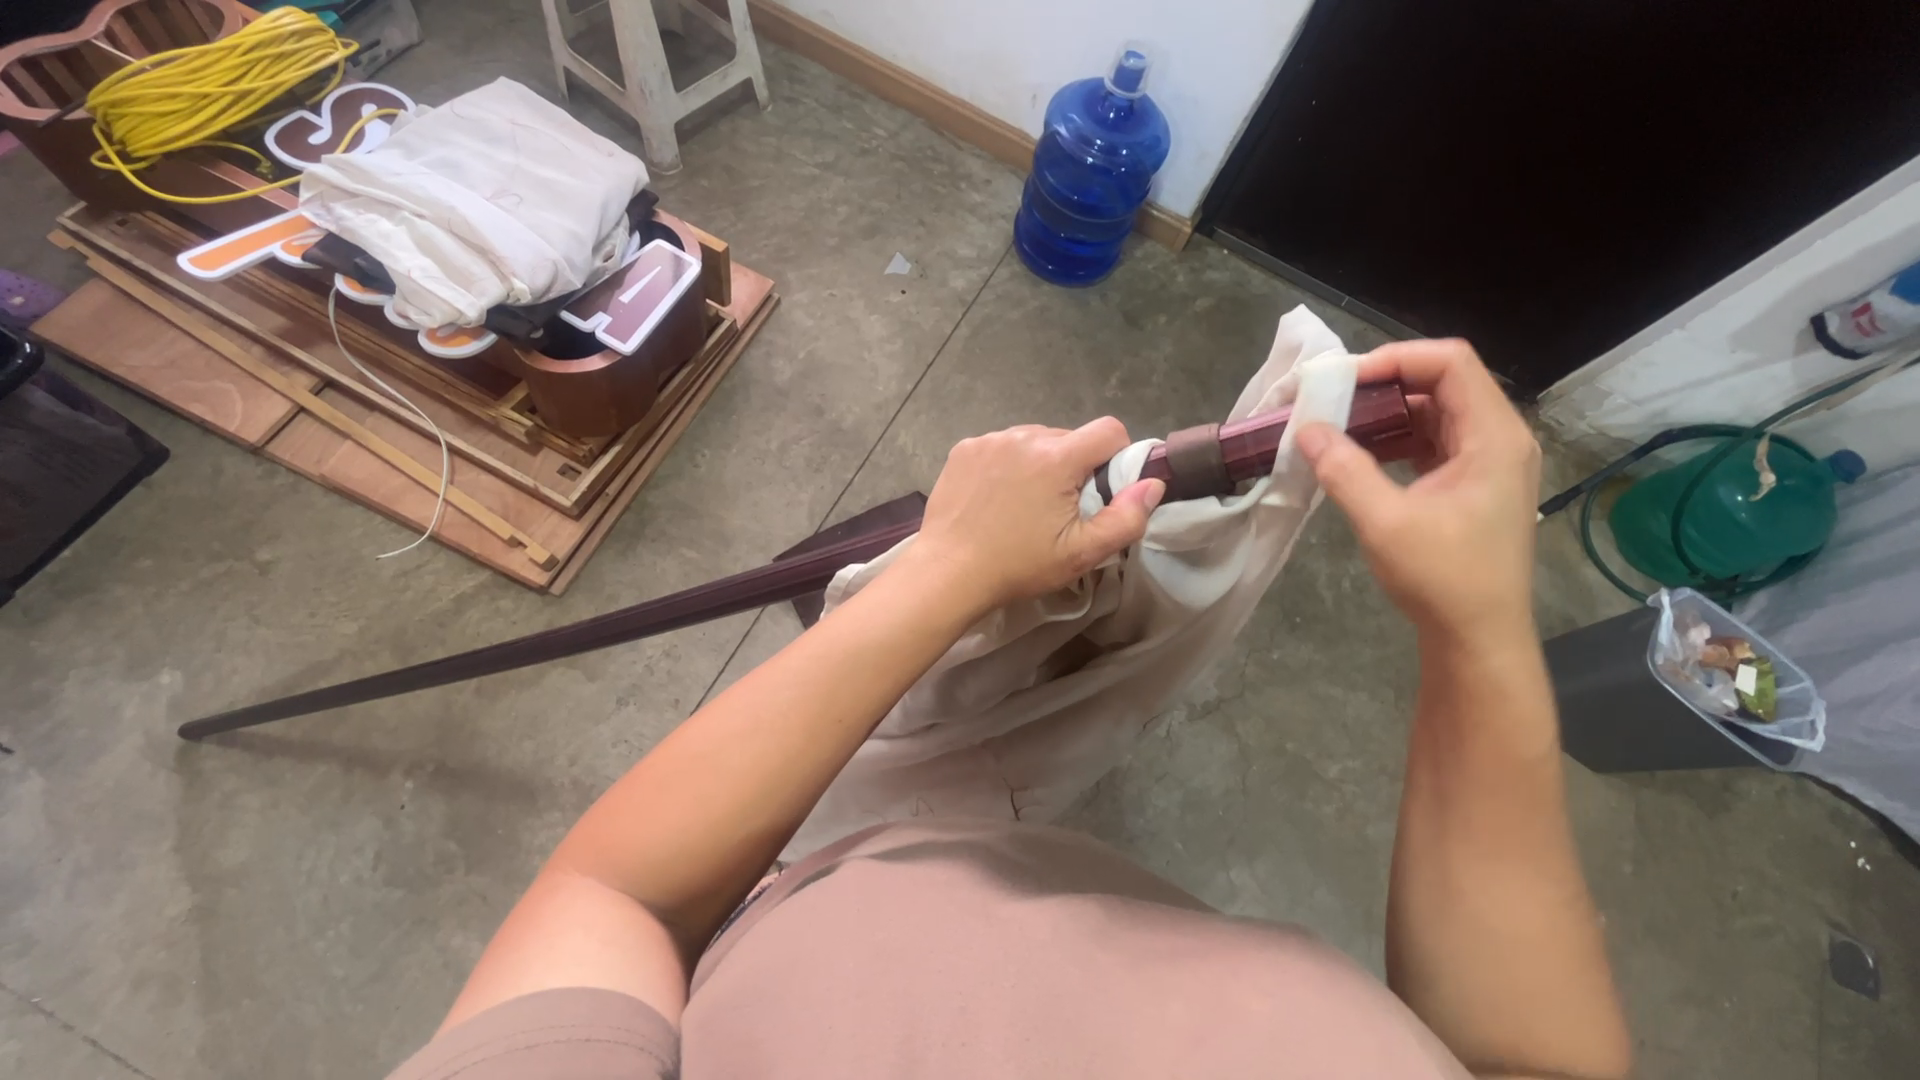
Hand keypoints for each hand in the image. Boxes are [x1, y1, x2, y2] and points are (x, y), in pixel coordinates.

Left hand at [905, 418, 1164, 609]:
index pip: (1110, 429)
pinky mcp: (964, 449)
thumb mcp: (1082, 553)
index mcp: (1057, 457)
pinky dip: (1007, 465)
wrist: (948, 572)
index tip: (1102, 489)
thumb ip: (1127, 518)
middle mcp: (1024, 436)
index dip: (1116, 456)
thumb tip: (1152, 483)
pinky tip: (996, 498)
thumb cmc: (1019, 566)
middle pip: (1070, 437)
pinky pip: (1001, 446)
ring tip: (1024, 504)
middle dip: (1074, 466)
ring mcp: (990, 440)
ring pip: (1034, 440)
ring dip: (1040, 463)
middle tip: (1059, 508)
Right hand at [1295, 340, 1538, 642]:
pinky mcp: (1470, 482)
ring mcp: (1487, 461)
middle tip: (1330, 400)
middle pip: (1442, 382)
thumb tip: (1307, 430)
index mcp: (1493, 437)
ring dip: (1385, 413)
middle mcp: (1498, 438)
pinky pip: (1431, 440)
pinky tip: (1358, 454)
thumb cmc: (1442, 578)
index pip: (1451, 363)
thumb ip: (1345, 470)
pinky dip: (1394, 438)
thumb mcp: (1385, 522)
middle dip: (1383, 384)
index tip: (1343, 380)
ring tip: (1337, 425)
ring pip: (1434, 411)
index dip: (1396, 359)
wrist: (1478, 635)